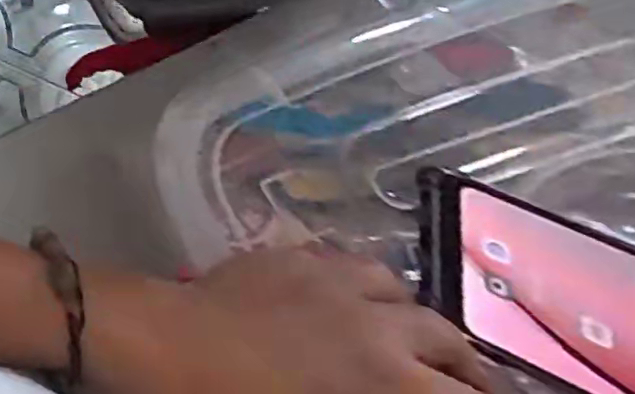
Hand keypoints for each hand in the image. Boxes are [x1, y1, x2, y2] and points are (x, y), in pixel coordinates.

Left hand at [83, 248, 493, 393]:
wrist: (173, 342)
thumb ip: (376, 391)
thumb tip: (390, 385)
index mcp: (389, 375)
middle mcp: (369, 317)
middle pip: (445, 336)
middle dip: (461, 368)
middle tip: (456, 387)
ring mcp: (324, 276)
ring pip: (392, 283)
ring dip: (407, 312)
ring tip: (404, 335)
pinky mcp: (284, 254)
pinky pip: (337, 260)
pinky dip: (355, 281)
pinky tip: (345, 299)